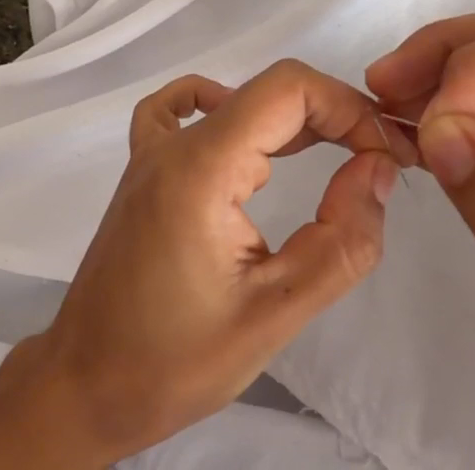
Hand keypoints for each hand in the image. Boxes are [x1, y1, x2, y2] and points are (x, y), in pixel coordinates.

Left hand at [24, 62, 406, 465]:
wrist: (87, 385)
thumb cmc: (176, 360)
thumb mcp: (277, 312)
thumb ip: (342, 240)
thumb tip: (379, 169)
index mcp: (201, 168)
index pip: (287, 90)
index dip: (348, 109)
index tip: (387, 155)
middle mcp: (171, 145)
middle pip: (266, 91)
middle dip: (332, 117)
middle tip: (379, 163)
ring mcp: (149, 154)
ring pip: (232, 99)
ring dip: (291, 118)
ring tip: (336, 154)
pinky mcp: (143, 172)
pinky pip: (177, 112)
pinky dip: (221, 107)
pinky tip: (243, 135)